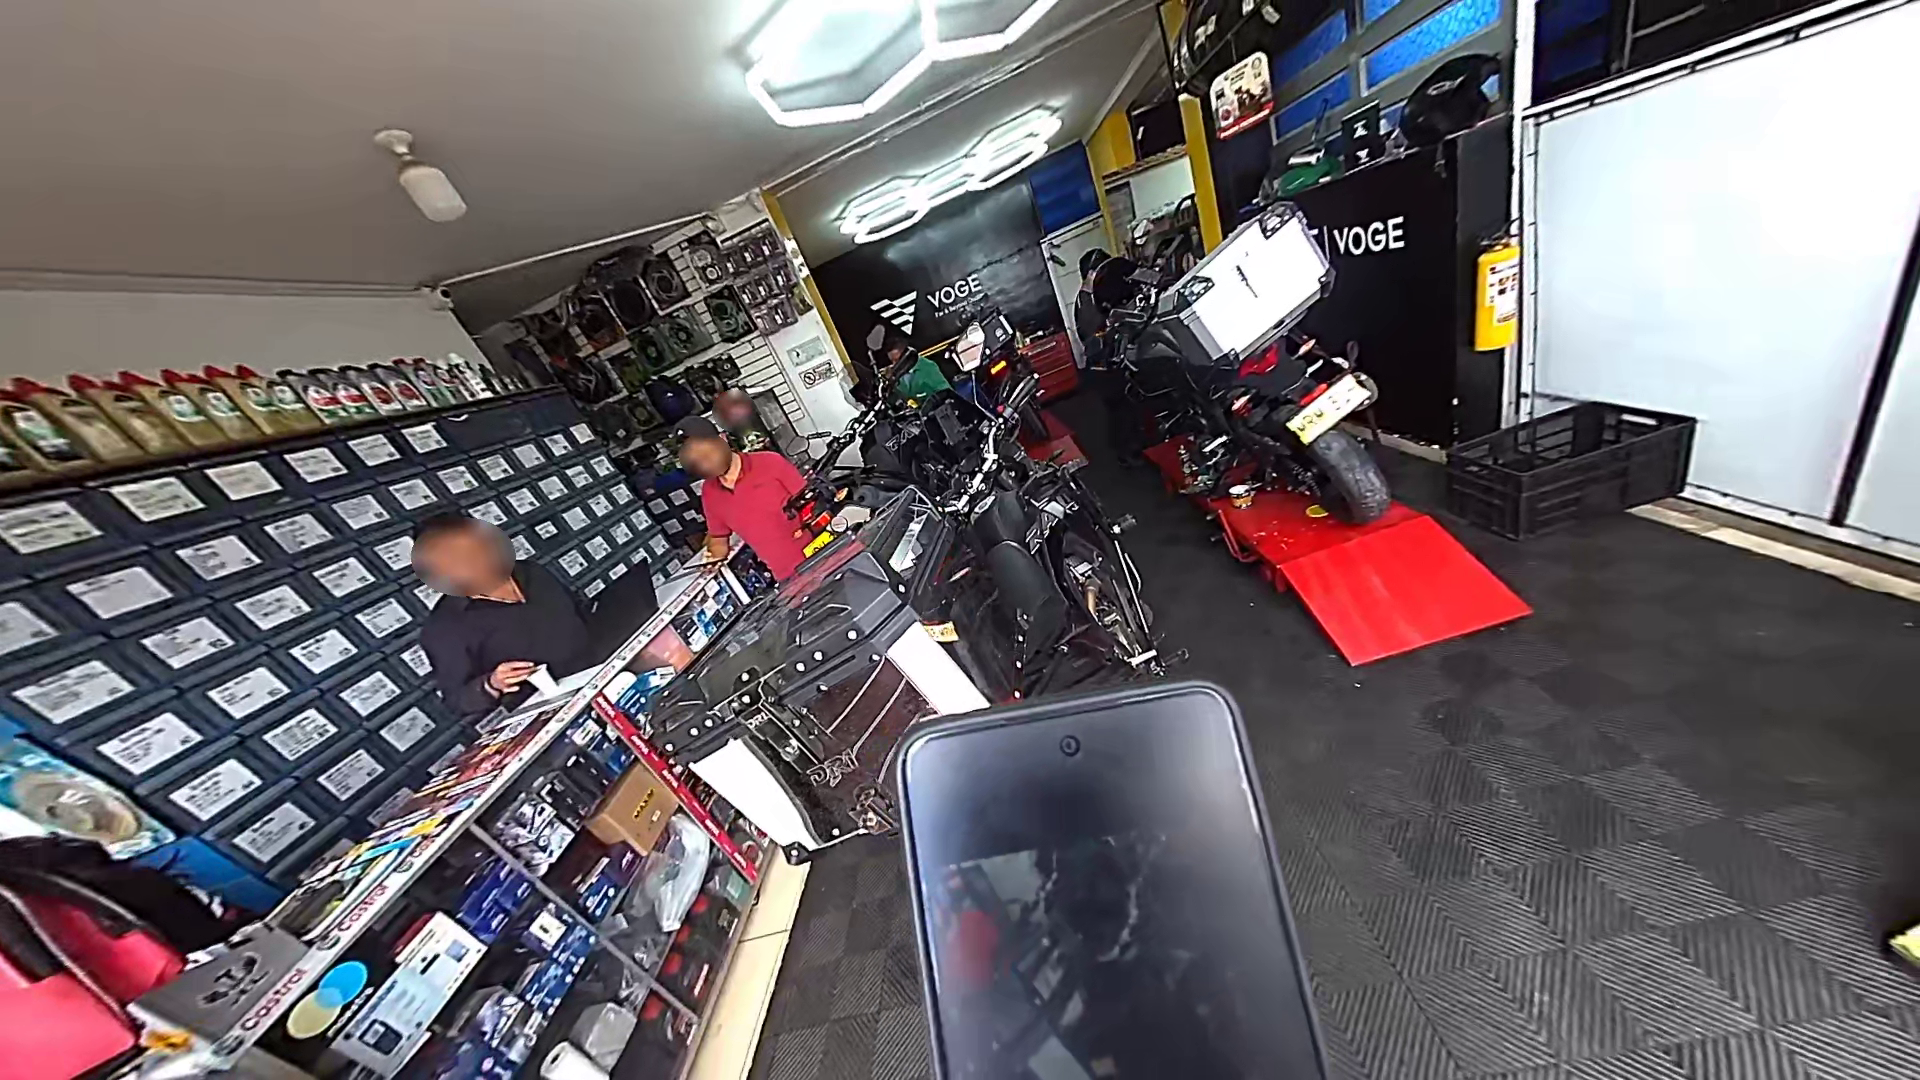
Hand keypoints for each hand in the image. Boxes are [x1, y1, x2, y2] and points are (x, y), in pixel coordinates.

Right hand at [486, 661, 538, 695]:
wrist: (492, 681)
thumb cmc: (504, 672)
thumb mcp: (508, 667)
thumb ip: (517, 666)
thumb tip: (531, 665)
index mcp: (503, 667)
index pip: (514, 664)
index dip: (524, 664)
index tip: (532, 664)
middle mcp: (501, 674)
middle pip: (515, 672)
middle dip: (525, 671)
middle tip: (533, 670)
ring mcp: (501, 681)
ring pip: (512, 679)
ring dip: (521, 678)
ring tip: (528, 675)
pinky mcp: (501, 688)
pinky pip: (507, 688)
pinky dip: (512, 688)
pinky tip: (517, 687)